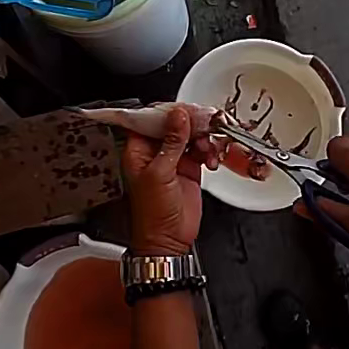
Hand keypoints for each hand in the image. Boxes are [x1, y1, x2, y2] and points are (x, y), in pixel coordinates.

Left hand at [122, 105, 218, 255]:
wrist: (169, 239)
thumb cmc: (153, 214)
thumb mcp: (160, 173)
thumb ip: (171, 143)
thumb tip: (177, 116)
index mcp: (137, 151)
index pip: (148, 120)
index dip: (165, 112)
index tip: (181, 109)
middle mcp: (154, 152)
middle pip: (172, 125)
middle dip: (189, 123)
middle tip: (204, 121)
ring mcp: (173, 159)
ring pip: (189, 135)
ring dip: (202, 137)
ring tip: (208, 146)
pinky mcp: (190, 168)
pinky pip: (201, 150)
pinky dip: (209, 150)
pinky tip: (211, 158)